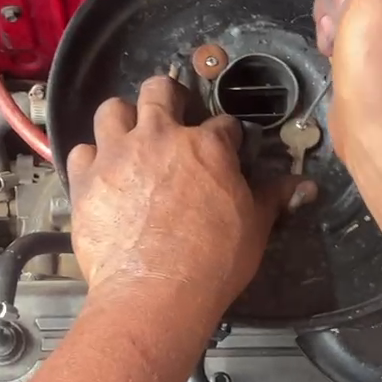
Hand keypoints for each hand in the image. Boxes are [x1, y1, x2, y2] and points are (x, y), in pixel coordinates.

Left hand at [67, 77, 313, 319]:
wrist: (155, 291)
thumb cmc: (208, 263)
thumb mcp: (253, 227)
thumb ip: (272, 198)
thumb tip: (301, 186)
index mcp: (206, 146)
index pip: (221, 124)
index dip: (224, 135)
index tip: (223, 147)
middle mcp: (158, 139)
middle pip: (159, 90)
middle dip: (166, 96)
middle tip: (170, 114)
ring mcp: (117, 156)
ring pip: (111, 110)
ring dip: (121, 119)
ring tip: (128, 136)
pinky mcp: (86, 181)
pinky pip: (80, 152)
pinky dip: (90, 159)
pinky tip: (100, 174)